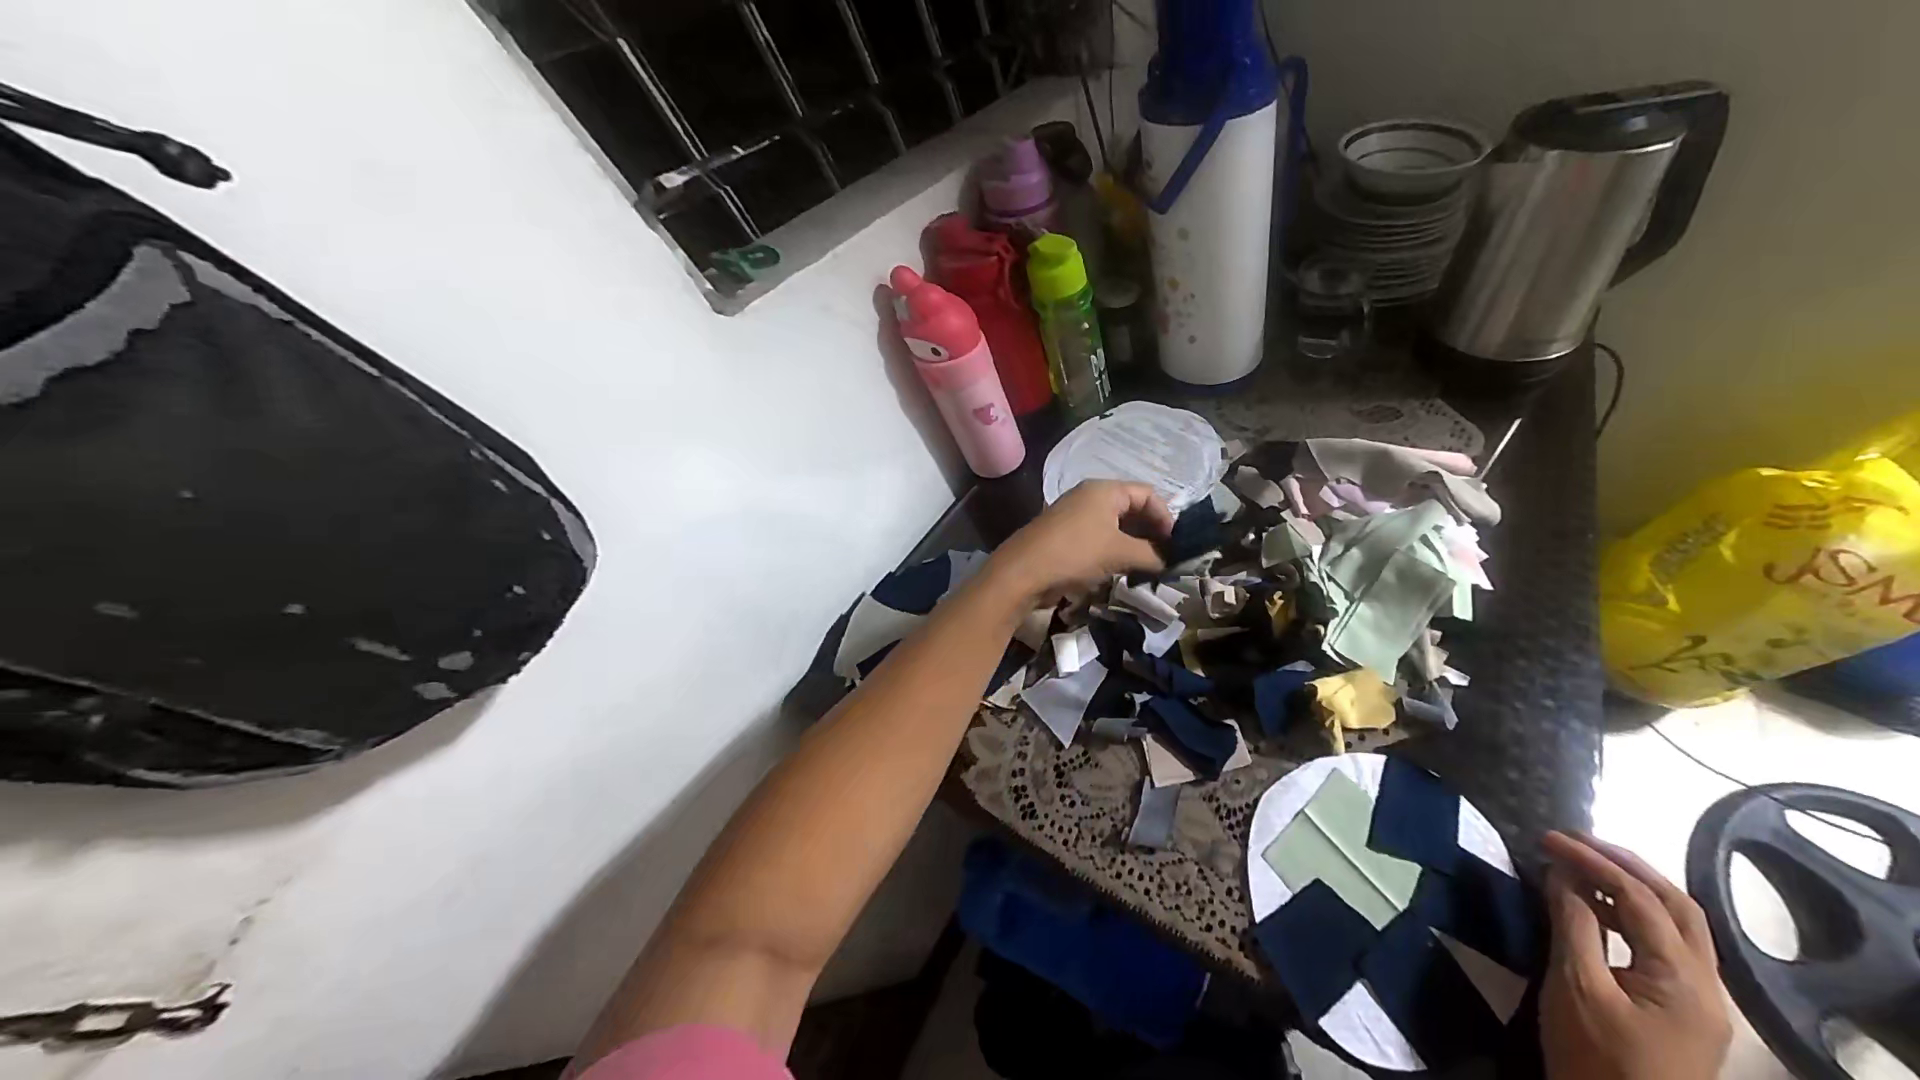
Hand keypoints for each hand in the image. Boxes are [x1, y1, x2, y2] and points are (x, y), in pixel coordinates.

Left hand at [983, 480, 1174, 604]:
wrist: (1022, 573)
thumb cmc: (1075, 553)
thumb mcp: (1120, 553)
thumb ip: (1150, 554)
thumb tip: (1168, 561)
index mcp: (1104, 490)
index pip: (1147, 493)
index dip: (1165, 517)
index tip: (1176, 544)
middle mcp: (1088, 497)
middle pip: (1130, 508)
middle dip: (1150, 532)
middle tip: (1165, 557)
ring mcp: (1073, 517)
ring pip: (1114, 526)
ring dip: (1132, 545)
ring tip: (1147, 567)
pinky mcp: (1063, 538)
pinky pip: (1097, 539)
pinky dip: (1113, 552)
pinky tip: (1120, 571)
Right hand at [1539, 831, 1730, 1079]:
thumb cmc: (1595, 1056)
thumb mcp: (1575, 987)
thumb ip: (1573, 924)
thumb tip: (1561, 872)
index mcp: (1686, 981)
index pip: (1642, 899)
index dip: (1593, 861)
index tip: (1546, 838)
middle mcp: (1706, 985)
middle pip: (1677, 906)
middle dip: (1624, 864)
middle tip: (1572, 840)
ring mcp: (1698, 999)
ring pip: (1675, 924)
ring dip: (1629, 885)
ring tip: (1578, 864)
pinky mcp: (1680, 1007)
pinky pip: (1663, 944)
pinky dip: (1628, 912)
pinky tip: (1593, 905)